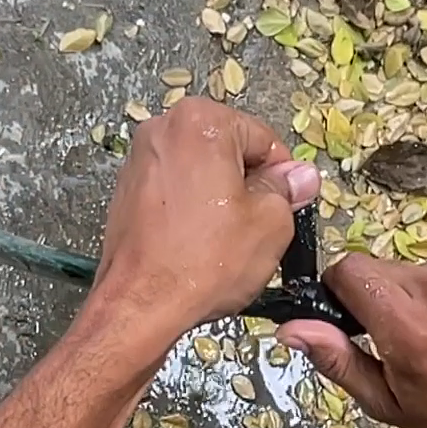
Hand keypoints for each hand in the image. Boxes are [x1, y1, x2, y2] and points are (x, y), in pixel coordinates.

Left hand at [86, 98, 320, 342]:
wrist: (140, 305)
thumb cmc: (202, 264)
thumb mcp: (270, 224)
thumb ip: (287, 191)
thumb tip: (301, 177)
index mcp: (201, 122)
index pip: (263, 139)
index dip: (281, 176)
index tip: (285, 205)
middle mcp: (162, 131)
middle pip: (227, 154)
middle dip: (245, 188)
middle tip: (252, 229)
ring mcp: (139, 162)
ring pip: (199, 177)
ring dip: (216, 203)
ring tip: (221, 243)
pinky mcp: (126, 195)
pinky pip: (173, 197)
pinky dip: (188, 216)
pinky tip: (195, 247)